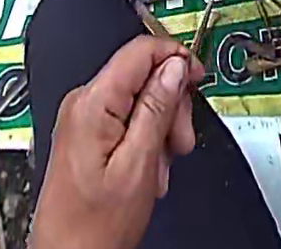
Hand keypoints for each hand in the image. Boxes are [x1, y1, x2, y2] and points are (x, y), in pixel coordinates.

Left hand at [29, 36, 202, 248]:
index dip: (175, 56)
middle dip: (170, 102)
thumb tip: (175, 66)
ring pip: (139, 96)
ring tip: (163, 163)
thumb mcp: (138, 165)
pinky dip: (147, 136)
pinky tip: (149, 166)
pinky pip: (127, 116)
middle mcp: (83, 102)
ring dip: (161, 124)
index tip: (197, 76)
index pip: (141, 50)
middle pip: (143, 73)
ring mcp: (83, 118)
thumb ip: (158, 108)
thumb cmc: (93, 231)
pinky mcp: (87, 133)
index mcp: (92, 102)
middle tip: (181, 139)